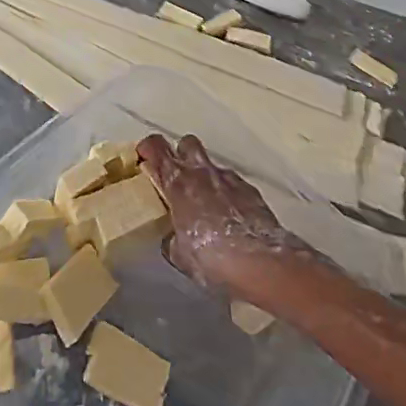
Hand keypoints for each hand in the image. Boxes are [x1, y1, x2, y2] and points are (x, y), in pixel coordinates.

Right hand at [136, 134, 320, 291]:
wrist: (261, 263)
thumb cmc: (212, 259)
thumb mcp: (180, 254)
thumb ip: (172, 238)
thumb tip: (173, 237)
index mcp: (178, 183)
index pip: (157, 146)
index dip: (148, 148)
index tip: (144, 158)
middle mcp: (202, 172)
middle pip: (186, 143)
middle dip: (179, 154)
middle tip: (176, 177)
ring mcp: (228, 178)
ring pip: (210, 163)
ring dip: (203, 176)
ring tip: (204, 204)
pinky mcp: (249, 189)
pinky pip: (231, 182)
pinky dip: (225, 192)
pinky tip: (228, 216)